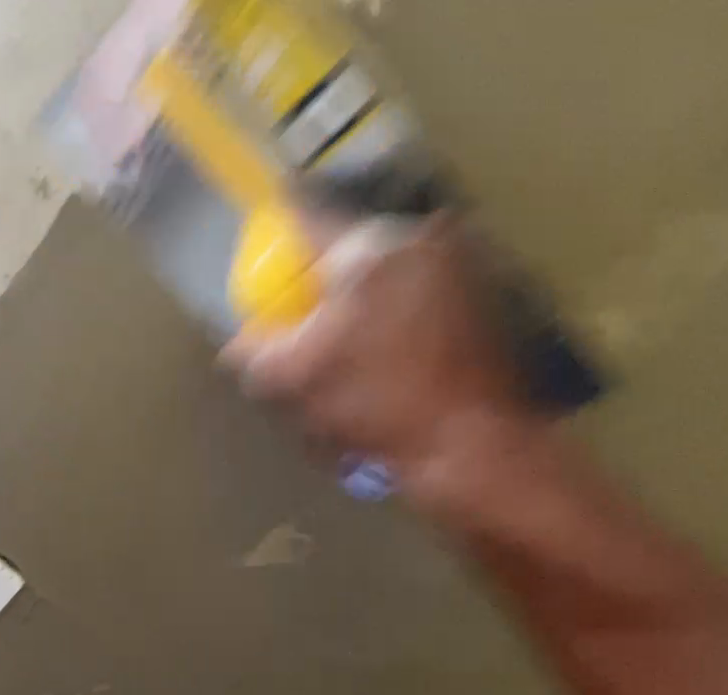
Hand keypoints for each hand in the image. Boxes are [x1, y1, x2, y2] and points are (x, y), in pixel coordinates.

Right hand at [220, 213, 544, 502]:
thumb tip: (241, 340)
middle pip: (350, 249)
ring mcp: (464, 265)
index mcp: (370, 248)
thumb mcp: (292, 379)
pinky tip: (384, 360)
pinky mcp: (486, 298)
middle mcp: (421, 240)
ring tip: (344, 348)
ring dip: (360, 301)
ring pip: (386, 272)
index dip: (279, 228)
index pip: (308, 217)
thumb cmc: (376, 402)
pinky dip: (394, 317)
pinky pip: (418, 294)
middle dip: (323, 279)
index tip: (265, 238)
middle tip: (302, 318)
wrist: (470, 444)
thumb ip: (254, 349)